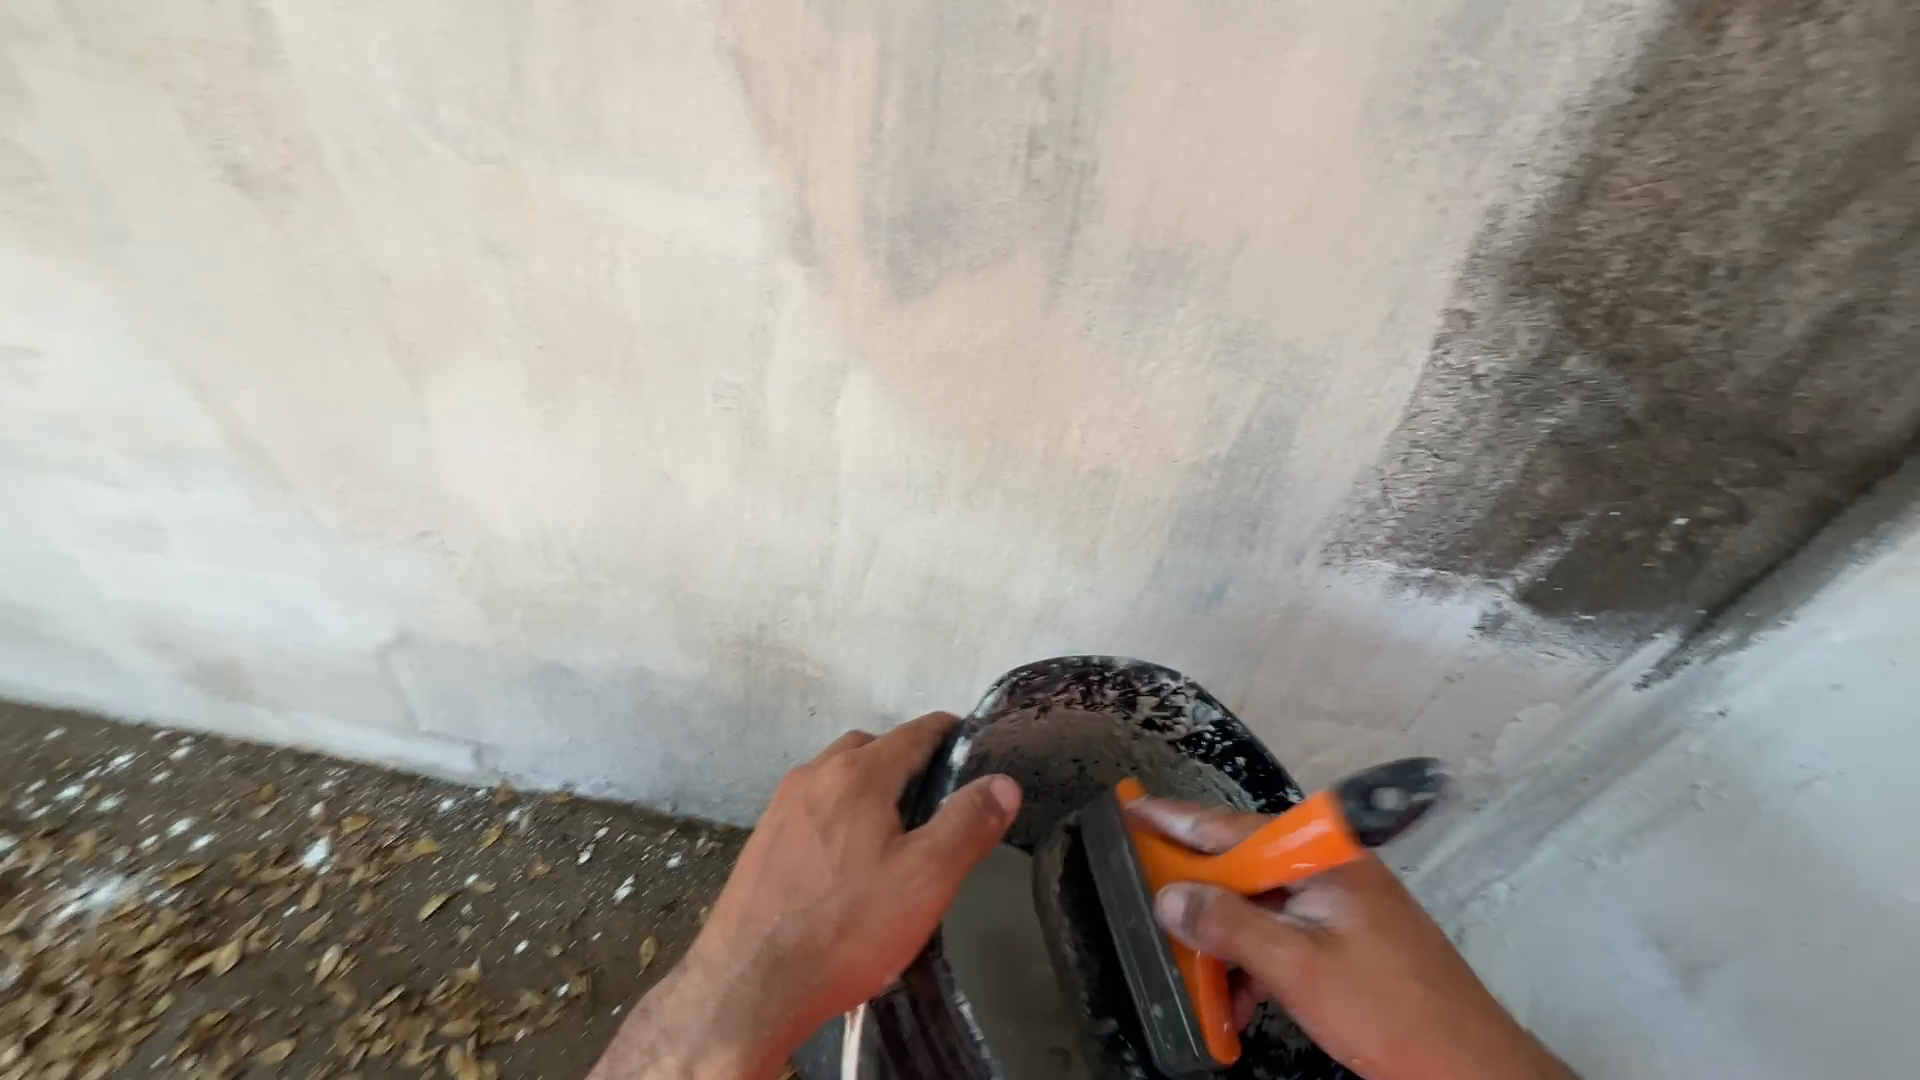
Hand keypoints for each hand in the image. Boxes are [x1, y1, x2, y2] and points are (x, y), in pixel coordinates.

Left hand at [590, 713, 1022, 1079]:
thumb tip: (1003, 783)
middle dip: (905, 758)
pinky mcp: (762, 840)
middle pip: (871, 747)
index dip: (948, 733)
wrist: (746, 988)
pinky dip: (837, 812)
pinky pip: (811, 806)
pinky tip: (846, 858)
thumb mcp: (926, 878)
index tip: (970, 742)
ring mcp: (782, 806)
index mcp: (857, 774)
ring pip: (836, 775)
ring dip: (867, 784)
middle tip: (934, 795)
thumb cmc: (844, 928)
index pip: (915, 731)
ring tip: (893, 827)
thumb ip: (968, 824)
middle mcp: (814, 776)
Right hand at [1129, 797, 1573, 1079]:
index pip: (1230, 826)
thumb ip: (1227, 925)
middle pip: (1241, 866)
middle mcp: (1325, 867)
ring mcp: (1337, 903)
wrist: (1478, 1074)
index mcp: (1318, 856)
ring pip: (1257, 905)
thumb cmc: (1388, 1010)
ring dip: (1223, 940)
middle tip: (1146, 892)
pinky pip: (1281, 933)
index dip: (1175, 818)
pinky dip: (1253, 961)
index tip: (1130, 806)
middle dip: (1195, 891)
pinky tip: (1235, 1000)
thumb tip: (1168, 899)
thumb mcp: (1297, 967)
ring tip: (1190, 972)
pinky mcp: (1344, 937)